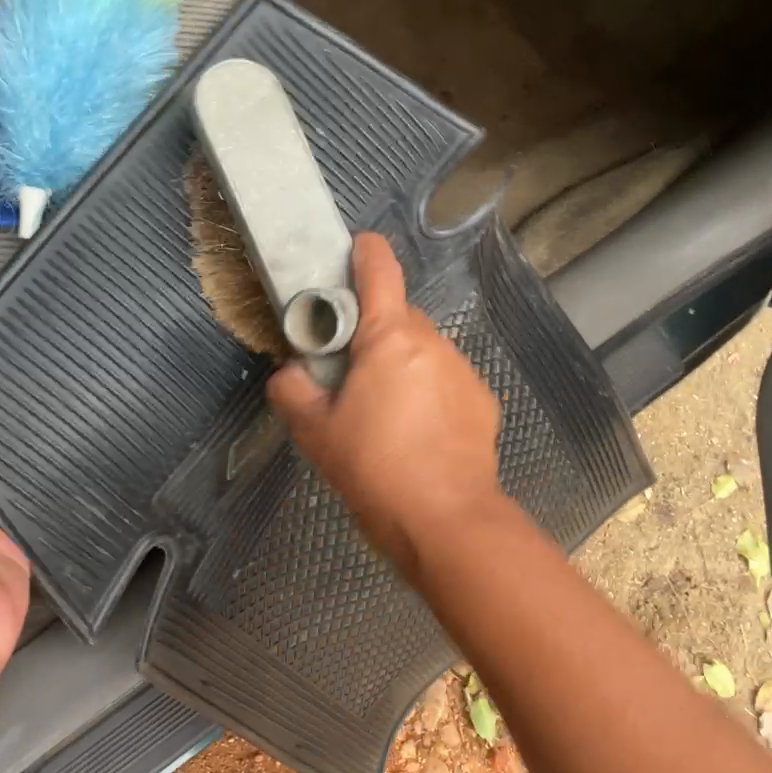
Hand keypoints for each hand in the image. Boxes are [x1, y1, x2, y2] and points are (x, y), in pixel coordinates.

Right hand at [267, 232, 506, 574]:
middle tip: (343, 370)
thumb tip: (290, 374)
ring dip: (397, 364)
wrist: (446, 521)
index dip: (361, 252)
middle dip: (369, 331)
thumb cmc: (374, 468)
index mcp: (389, 337)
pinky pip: (442, 380)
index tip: (345, 254)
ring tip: (378, 412)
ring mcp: (462, 371)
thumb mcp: (314, 432)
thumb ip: (291, 390)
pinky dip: (424, 391)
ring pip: (420, 350)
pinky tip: (412, 434)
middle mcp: (432, 342)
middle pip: (395, 315)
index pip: (379, 268)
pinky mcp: (480, 401)